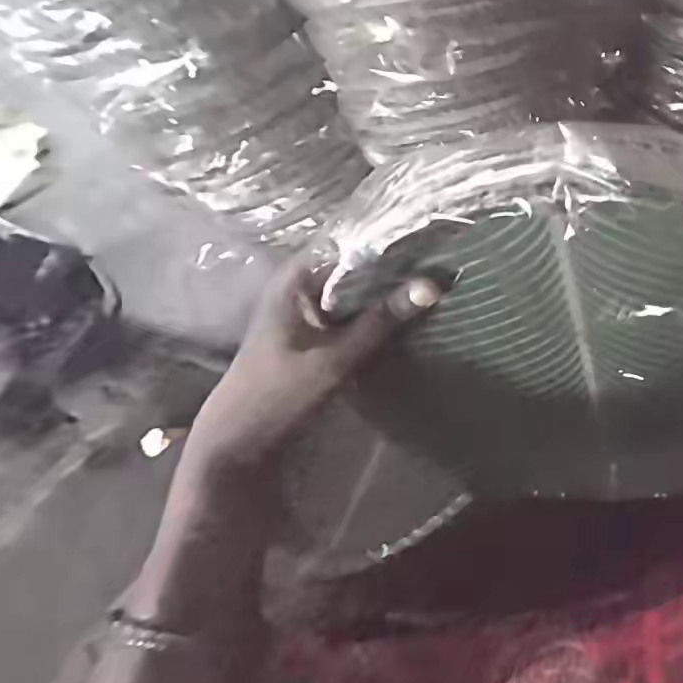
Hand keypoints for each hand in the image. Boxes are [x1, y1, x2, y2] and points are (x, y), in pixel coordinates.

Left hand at [180, 253, 442, 483]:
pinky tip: (415, 307)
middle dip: (400, 261)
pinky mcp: (322, 331)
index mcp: (296, 280)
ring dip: (395, 285)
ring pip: (362, 286)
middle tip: (446, 255)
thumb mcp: (336, 358)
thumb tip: (435, 283)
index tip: (433, 233)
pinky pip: (360, 307)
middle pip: (360, 262)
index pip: (351, 241)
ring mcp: (312, 310)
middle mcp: (303, 286)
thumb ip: (383, 320)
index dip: (391, 236)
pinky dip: (384, 307)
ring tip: (440, 275)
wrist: (236, 449)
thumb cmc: (276, 397)